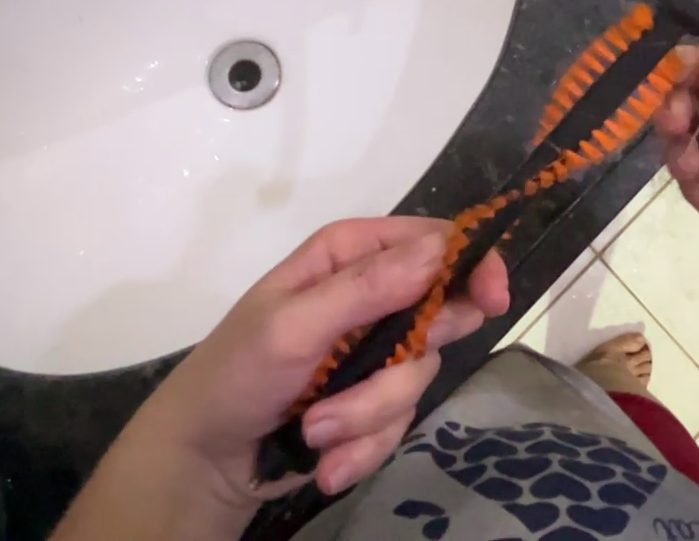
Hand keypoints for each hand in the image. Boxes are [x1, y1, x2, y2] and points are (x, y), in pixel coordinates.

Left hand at [56, 218, 508, 540]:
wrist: (207, 458)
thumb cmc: (238, 372)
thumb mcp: (295, 324)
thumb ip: (368, 288)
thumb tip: (440, 250)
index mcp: (353, 253)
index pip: (434, 240)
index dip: (472, 263)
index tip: (491, 300)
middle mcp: (373, 292)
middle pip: (441, 310)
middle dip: (404, 362)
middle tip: (374, 377)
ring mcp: (377, 348)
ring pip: (420, 375)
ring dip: (368, 414)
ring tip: (317, 429)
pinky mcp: (374, 398)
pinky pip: (399, 420)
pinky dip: (362, 444)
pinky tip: (323, 456)